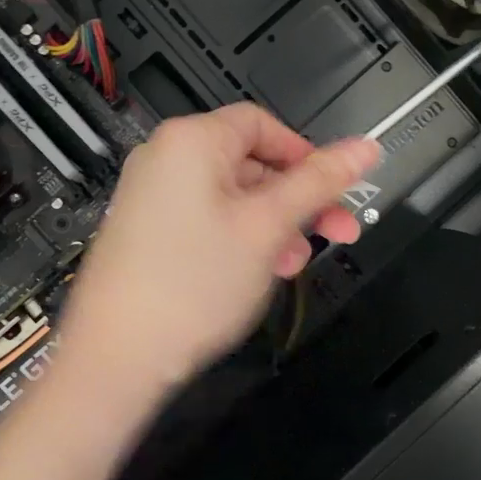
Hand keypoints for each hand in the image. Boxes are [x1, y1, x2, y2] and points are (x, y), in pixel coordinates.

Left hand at [59, 105, 380, 390]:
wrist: (118, 355)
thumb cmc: (188, 287)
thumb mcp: (268, 227)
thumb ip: (319, 182)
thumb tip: (363, 147)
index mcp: (191, 141)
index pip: (263, 124)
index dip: (306, 155)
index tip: (335, 188)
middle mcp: (164, 160)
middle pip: (250, 163)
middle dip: (297, 199)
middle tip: (334, 231)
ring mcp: (151, 197)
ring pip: (231, 197)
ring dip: (272, 225)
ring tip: (292, 263)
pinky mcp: (146, 233)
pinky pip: (206, 221)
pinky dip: (239, 239)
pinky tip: (258, 272)